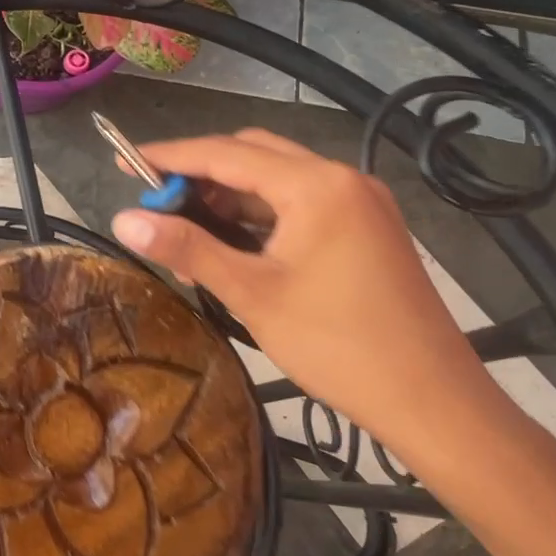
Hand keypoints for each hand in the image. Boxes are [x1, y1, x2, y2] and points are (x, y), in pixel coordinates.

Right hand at [109, 129, 492, 444]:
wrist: (433, 402)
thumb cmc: (337, 344)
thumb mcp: (251, 294)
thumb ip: (186, 248)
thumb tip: (122, 221)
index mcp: (316, 186)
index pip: (225, 154)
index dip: (168, 157)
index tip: (122, 162)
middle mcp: (342, 180)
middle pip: (252, 155)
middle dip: (197, 172)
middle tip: (152, 200)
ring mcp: (360, 204)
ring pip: (275, 180)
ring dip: (226, 196)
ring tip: (182, 230)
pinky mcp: (366, 229)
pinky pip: (298, 204)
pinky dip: (257, 216)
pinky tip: (229, 245)